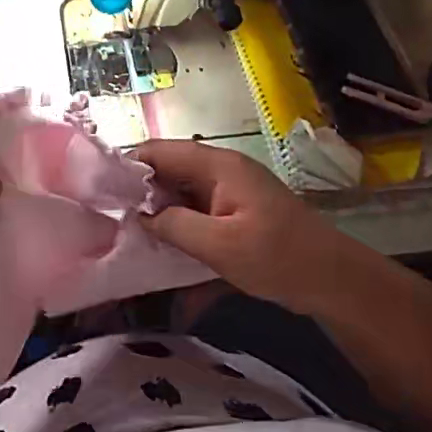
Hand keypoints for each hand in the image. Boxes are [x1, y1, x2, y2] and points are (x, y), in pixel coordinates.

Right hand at [132, 139, 372, 311]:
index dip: (127, 166)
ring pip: (180, 192)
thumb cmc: (277, 258)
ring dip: (157, 211)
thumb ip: (173, 226)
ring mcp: (230, 192)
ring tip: (127, 234)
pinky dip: (178, 225)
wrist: (332, 280)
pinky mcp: (235, 213)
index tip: (99, 191)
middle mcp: (222, 171)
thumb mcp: (219, 245)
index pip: (159, 151)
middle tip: (109, 218)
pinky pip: (196, 211)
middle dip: (139, 192)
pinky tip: (162, 247)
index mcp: (218, 166)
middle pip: (168, 170)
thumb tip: (139, 215)